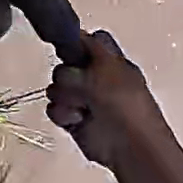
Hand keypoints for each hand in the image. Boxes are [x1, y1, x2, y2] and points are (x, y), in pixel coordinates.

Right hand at [45, 31, 169, 167]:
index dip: (76, 43)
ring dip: (66, 97)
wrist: (128, 145)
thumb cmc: (125, 104)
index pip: (87, 41)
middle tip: (83, 86)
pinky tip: (77, 119)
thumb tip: (72, 37)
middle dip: (69, 77)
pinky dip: (63, 113)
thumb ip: (86, 47)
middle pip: (64, 65)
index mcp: (110, 62)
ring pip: (55, 87)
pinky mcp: (72, 118)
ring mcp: (83, 99)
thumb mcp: (107, 66)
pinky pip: (53, 108)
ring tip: (83, 107)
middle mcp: (95, 79)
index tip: (70, 52)